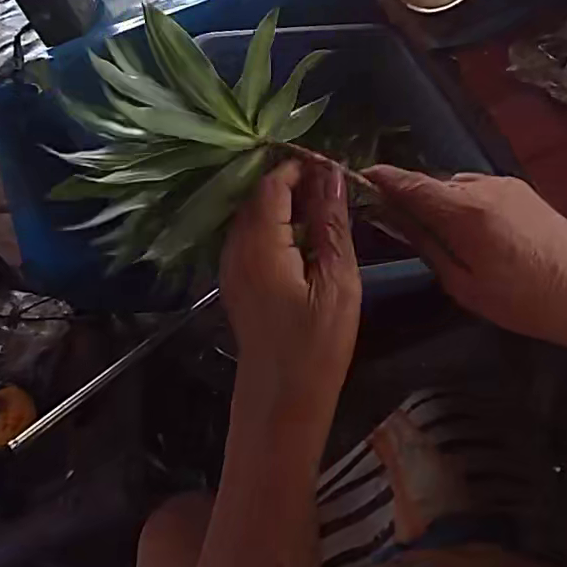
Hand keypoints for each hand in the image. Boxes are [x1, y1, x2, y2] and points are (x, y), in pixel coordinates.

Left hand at [219, 159, 361, 427]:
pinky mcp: (234, 279)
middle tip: (334, 186)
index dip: (301, 168)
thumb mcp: (336, 283)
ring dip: (284, 204)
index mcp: (259, 244)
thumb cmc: (316, 346)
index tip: (335, 166)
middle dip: (293, 183)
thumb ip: (331, 224)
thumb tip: (332, 176)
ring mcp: (230, 264)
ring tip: (324, 207)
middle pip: (258, 196)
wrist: (280, 400)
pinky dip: (275, 225)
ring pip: (253, 215)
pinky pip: (250, 236)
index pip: (272, 184)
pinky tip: (302, 236)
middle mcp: (235, 247)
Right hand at [364, 166, 566, 344]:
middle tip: (391, 221)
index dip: (380, 179)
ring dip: (435, 201)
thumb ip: (425, 245)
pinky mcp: (520, 190)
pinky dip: (458, 203)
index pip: (408, 183)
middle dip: (406, 196)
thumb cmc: (526, 300)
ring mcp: (503, 184)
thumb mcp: (464, 284)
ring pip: (452, 186)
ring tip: (433, 233)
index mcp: (462, 209)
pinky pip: (474, 190)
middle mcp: (480, 186)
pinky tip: (466, 231)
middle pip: (429, 183)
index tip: (356, 178)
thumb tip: (393, 219)